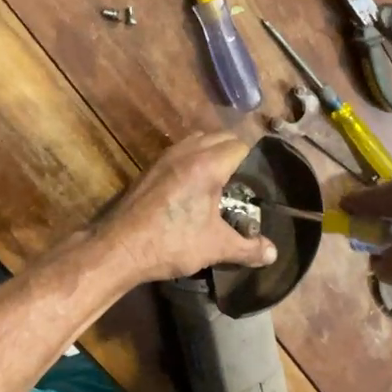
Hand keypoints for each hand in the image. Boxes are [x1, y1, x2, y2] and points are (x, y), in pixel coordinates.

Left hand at [99, 132, 276, 281]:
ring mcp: (164, 158)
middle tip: (242, 183)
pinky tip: (192, 190)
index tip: (257, 183)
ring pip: (196, 142)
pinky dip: (191, 161)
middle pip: (219, 137)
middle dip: (233, 154)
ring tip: (219, 184)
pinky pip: (179, 154)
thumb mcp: (215, 247)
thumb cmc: (171, 243)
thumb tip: (273, 253)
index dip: (252, 163)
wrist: (118, 248)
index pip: (239, 146)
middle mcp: (185, 152)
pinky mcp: (149, 169)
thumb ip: (247, 248)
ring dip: (210, 154)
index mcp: (206, 164)